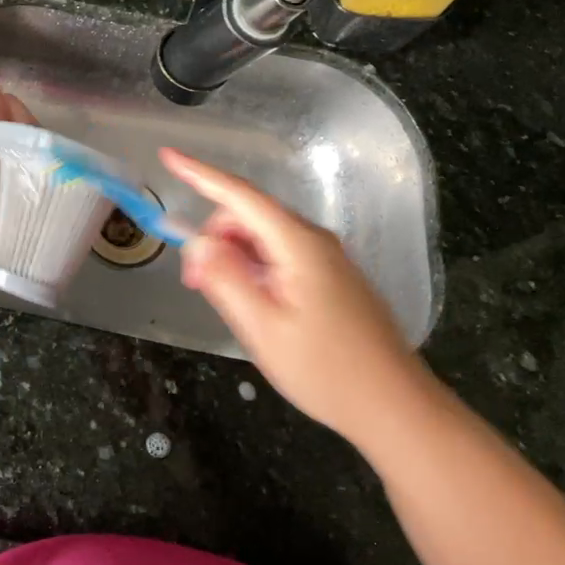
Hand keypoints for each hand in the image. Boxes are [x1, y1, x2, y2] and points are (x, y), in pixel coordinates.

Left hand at [0, 65, 36, 286]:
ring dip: (28, 152)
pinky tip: (37, 182)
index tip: (17, 136)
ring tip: (33, 174)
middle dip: (22, 133)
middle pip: (6, 120)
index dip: (7, 111)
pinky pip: (19, 167)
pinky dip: (29, 170)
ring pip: (16, 143)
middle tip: (24, 161)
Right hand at [163, 148, 430, 439]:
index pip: (240, 196)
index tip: (168, 156)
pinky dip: (254, 268)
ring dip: (233, 256)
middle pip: (249, 217)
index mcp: (298, 244)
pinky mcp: (332, 278)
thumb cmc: (327, 371)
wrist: (396, 407)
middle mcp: (314, 240)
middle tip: (195, 284)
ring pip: (263, 238)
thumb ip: (226, 279)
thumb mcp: (263, 328)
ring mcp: (327, 258)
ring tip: (224, 301)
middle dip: (214, 238)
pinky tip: (253, 304)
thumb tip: (197, 242)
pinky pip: (280, 255)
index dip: (200, 173)